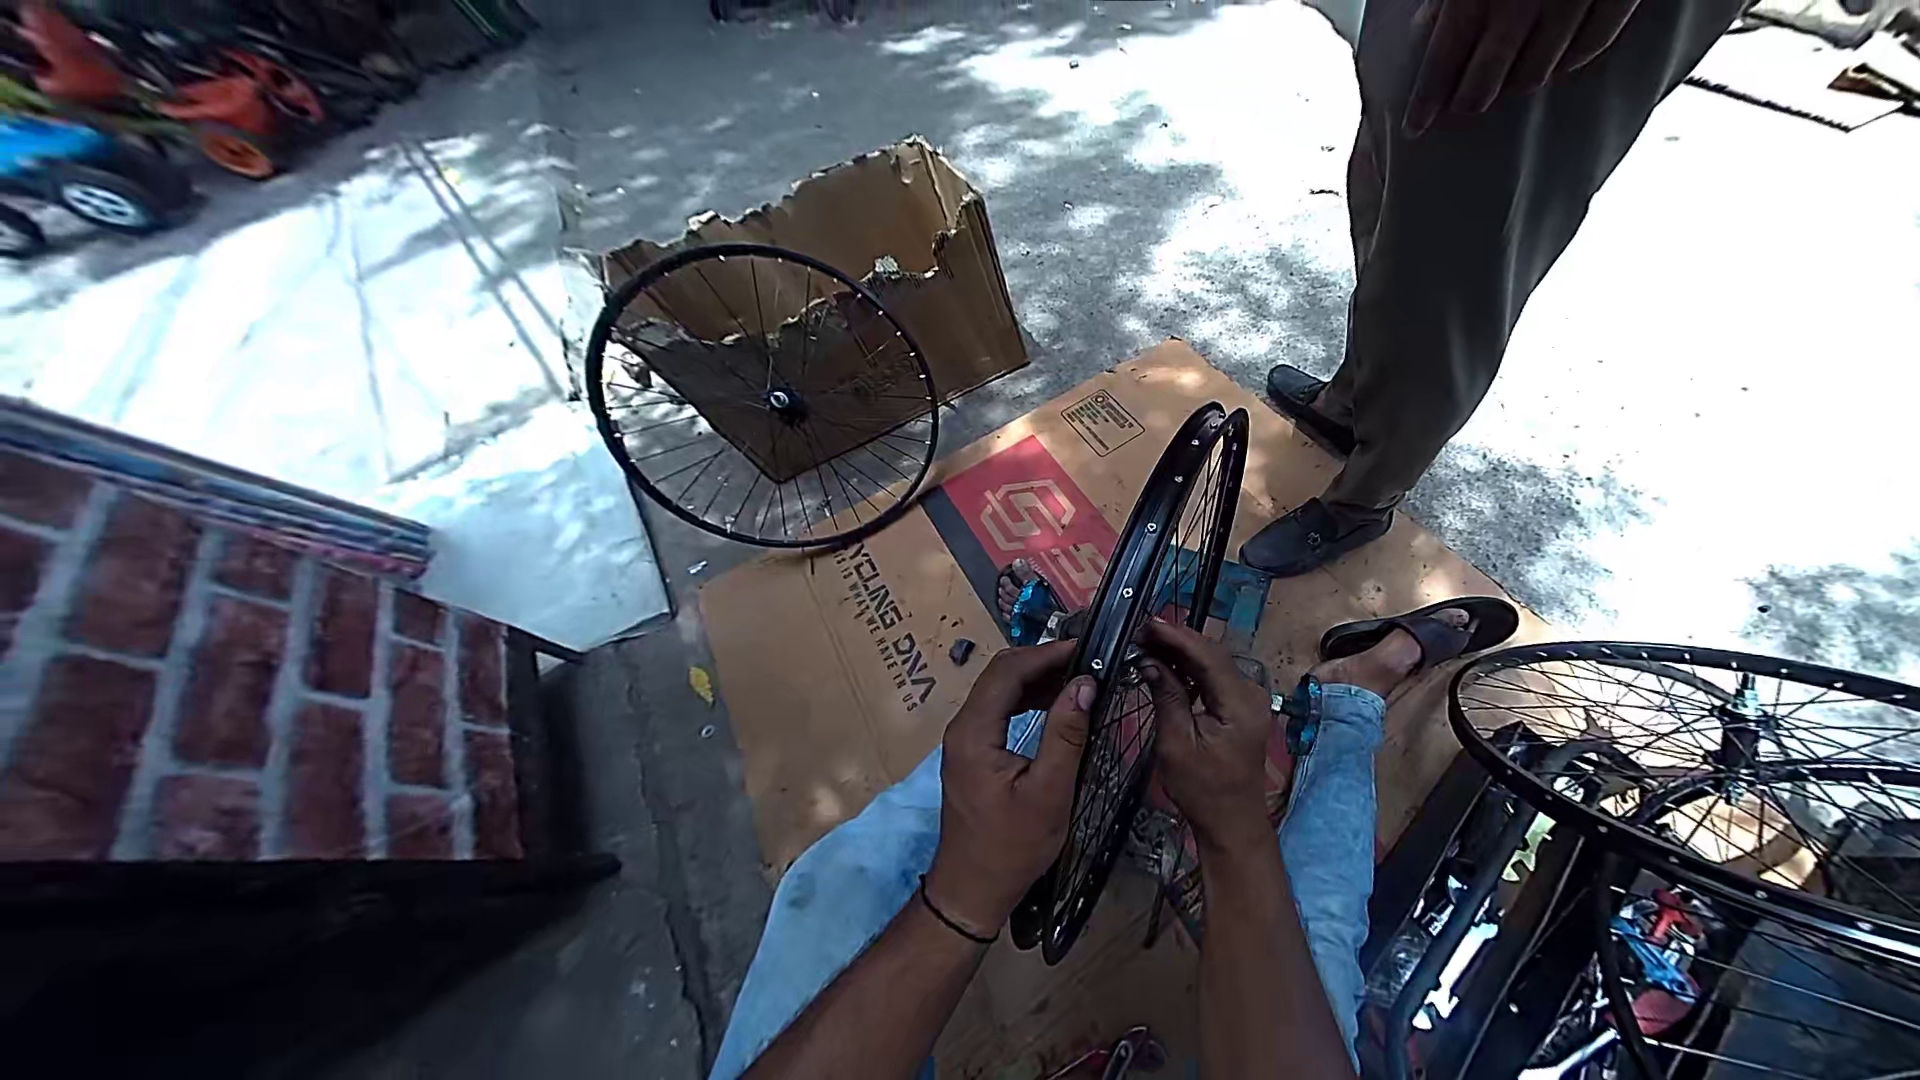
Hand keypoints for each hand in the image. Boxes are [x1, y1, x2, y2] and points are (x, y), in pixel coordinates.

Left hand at [925, 640, 1093, 936]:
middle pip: (1000, 675)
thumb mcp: (1050, 792)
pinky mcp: (972, 750)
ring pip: (999, 690)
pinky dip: (1026, 699)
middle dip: (1042, 662)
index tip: (1084, 648)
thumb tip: (1085, 684)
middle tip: (1085, 660)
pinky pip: (999, 710)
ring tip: (1076, 678)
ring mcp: (964, 737)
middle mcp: (962, 726)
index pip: (1007, 672)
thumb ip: (1066, 735)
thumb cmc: (1013, 847)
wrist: (973, 888)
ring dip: (1035, 680)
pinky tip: (1053, 704)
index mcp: (974, 731)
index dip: (1046, 654)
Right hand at [1141, 620, 1274, 850]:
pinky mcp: (1241, 706)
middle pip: (1212, 653)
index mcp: (1239, 704)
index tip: (1145, 625)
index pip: (1206, 655)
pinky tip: (1167, 662)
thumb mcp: (1176, 743)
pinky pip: (1215, 675)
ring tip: (1147, 643)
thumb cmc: (1202, 789)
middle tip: (1140, 632)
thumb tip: (1149, 660)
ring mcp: (1249, 700)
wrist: (1232, 823)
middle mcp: (1251, 695)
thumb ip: (1166, 696)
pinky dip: (1190, 665)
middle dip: (1176, 639)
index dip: (1175, 636)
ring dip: (1181, 650)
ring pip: (1213, 661)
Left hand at [1403, 0, 1642, 135]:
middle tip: (1466, 102)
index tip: (1414, 128)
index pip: (1439, 68)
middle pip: (1483, 84)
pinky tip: (1558, 61)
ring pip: (1534, 75)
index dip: (1424, 105)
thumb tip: (1424, 27)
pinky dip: (1570, 61)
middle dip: (1470, 100)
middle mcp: (1522, 0)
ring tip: (1509, 79)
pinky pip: (1590, 47)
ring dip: (1517, 83)